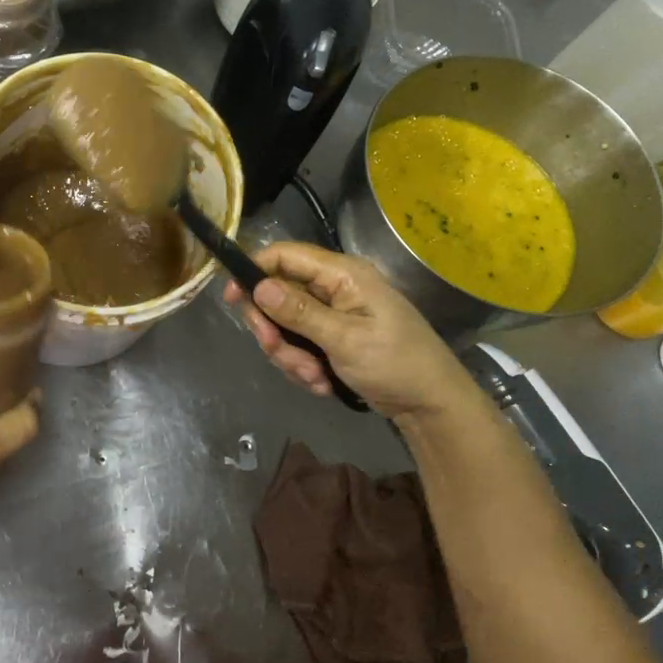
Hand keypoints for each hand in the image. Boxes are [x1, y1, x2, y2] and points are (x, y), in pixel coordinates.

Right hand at [221, 243, 484, 418]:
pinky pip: (298, 345)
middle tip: (277, 351)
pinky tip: (323, 383)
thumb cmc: (396, 364)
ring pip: (284, 325)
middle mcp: (334, 288)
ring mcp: (332, 315)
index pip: (285, 255)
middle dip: (273, 329)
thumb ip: (299, 313)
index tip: (231, 299)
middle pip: (277, 294)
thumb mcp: (345, 340)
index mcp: (342, 275)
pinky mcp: (331, 338)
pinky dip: (303, 366)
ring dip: (290, 354)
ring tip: (314, 377)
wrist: (431, 406)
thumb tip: (258, 286)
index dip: (253, 271)